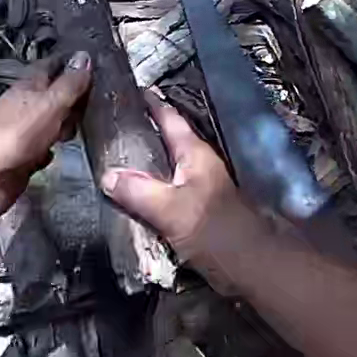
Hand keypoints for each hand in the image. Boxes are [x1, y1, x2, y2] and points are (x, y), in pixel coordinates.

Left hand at [0, 51, 92, 223]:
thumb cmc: (12, 136)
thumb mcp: (48, 106)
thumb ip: (69, 85)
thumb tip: (85, 54)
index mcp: (28, 88)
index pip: (51, 68)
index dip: (69, 63)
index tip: (91, 60)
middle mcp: (23, 108)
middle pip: (50, 96)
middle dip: (71, 94)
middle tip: (99, 94)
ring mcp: (19, 136)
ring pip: (47, 123)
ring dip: (63, 122)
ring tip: (88, 121)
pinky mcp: (18, 163)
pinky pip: (40, 150)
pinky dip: (51, 148)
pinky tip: (61, 150)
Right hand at [100, 94, 273, 292]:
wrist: (248, 265)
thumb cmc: (213, 229)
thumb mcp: (170, 209)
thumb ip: (137, 191)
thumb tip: (108, 175)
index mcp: (194, 153)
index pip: (169, 117)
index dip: (150, 103)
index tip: (128, 90)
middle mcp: (197, 163)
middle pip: (166, 139)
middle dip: (142, 131)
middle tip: (112, 126)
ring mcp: (198, 185)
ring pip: (166, 164)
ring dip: (145, 161)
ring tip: (115, 158)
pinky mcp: (196, 207)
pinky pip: (166, 187)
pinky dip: (149, 185)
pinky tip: (131, 193)